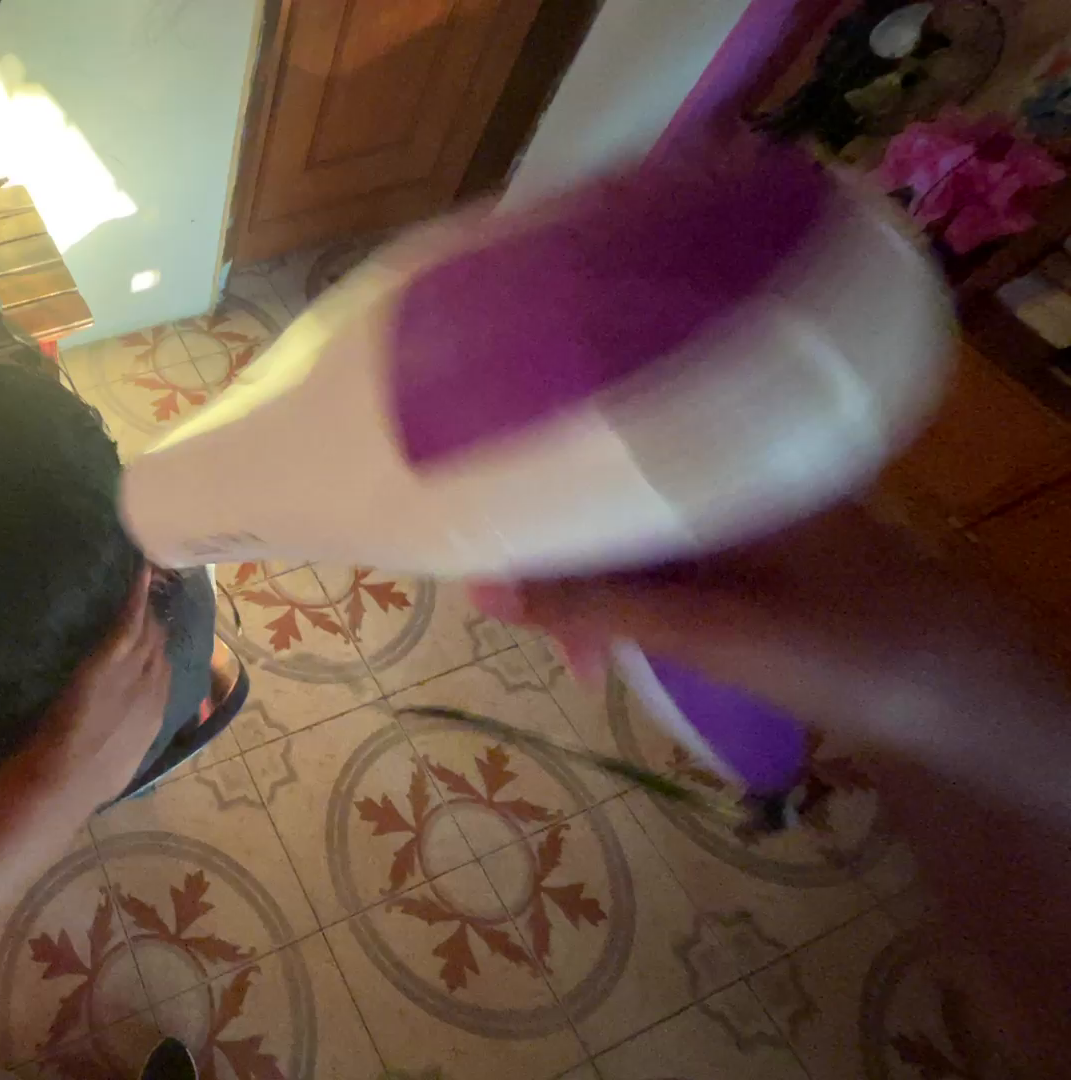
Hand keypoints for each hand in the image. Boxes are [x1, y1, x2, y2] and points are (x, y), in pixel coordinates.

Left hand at [25, 565, 171, 803]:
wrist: (68, 780)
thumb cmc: (87, 781)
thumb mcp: (121, 764)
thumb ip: (127, 742)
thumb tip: (125, 736)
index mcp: (154, 718)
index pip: (163, 676)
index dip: (160, 654)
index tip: (158, 637)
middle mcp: (152, 690)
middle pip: (160, 650)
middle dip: (160, 624)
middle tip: (160, 596)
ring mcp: (133, 673)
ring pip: (149, 633)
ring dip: (152, 607)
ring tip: (154, 580)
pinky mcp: (109, 662)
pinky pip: (129, 623)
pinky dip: (137, 598)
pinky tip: (141, 576)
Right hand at [468, 506, 1049, 744]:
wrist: (980, 719)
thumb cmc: (847, 653)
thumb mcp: (703, 630)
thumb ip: (589, 605)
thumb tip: (480, 590)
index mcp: (717, 478)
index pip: (596, 475)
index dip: (537, 514)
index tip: (493, 560)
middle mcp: (717, 496)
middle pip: (604, 519)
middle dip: (562, 578)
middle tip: (545, 639)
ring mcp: (729, 538)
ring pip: (624, 556)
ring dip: (590, 607)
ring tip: (582, 667)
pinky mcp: (735, 576)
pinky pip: (651, 582)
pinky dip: (623, 618)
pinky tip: (612, 655)